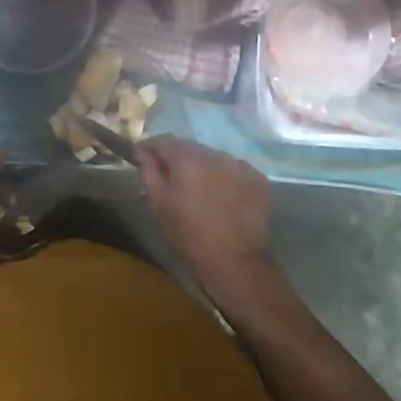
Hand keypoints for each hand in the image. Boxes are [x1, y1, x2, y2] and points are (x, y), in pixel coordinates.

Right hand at [136, 136, 274, 288]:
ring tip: (198, 187)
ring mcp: (240, 165)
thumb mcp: (160, 206)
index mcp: (188, 160)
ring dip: (202, 166)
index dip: (151, 146)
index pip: (164, 140)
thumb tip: (143, 153)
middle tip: (170, 174)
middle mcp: (216, 155)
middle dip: (177, 156)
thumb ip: (150, 173)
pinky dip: (224, 176)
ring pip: (213, 157)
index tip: (143, 155)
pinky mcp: (257, 178)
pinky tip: (221, 195)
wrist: (234, 260)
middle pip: (191, 146)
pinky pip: (233, 169)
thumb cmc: (189, 235)